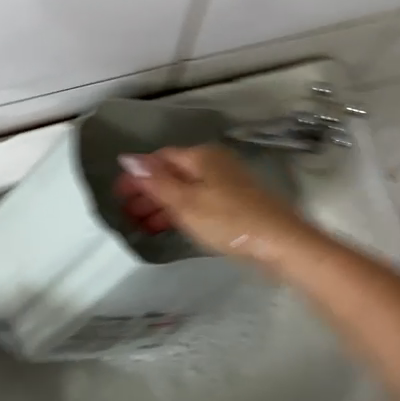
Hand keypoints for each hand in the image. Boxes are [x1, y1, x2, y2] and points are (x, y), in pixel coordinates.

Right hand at [114, 145, 316, 264]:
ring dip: (162, 205)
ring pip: (185, 189)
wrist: (281, 244)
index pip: (159, 158)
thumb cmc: (229, 220)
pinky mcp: (236, 204)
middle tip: (127, 214)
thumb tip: (128, 158)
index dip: (137, 175)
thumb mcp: (186, 202)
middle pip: (172, 173)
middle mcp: (212, 163)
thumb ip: (156, 181)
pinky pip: (198, 201)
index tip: (118, 194)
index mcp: (199, 156)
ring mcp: (226, 183)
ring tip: (143, 226)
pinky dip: (181, 212)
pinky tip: (172, 227)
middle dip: (148, 192)